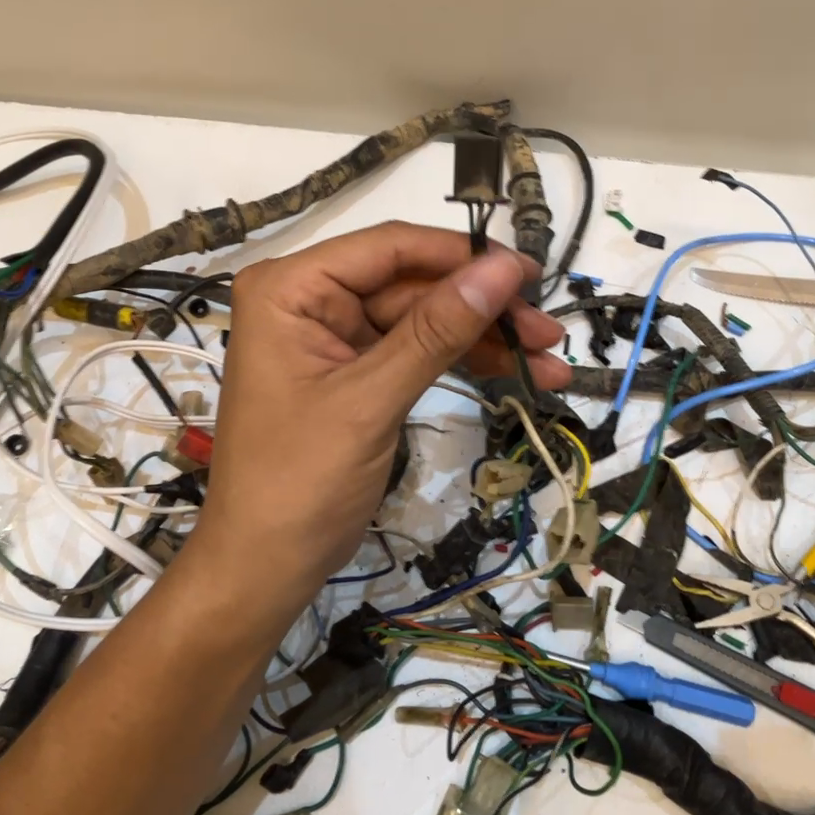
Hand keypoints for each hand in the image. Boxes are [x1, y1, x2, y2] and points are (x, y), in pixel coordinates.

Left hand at [194, 222, 568, 586]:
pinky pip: (416, 352)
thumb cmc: (300, 480)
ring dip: (485, 339)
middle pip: (413, 285)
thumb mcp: (371, 400)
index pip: (389, 249)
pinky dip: (462, 363)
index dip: (462, 257)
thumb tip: (502, 268)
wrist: (264, 566)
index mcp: (292, 288)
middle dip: (483, 309)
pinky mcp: (354, 372)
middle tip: (549, 333)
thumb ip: (437, 330)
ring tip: (550, 361)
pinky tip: (515, 373)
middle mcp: (310, 300)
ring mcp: (333, 337)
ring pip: (423, 320)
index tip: (528, 274)